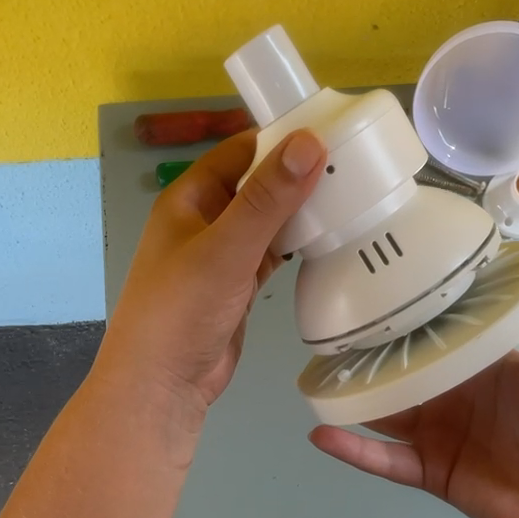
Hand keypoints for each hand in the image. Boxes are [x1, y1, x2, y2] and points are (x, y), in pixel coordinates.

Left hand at [97, 129, 325, 421]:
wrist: (163, 385)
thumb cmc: (182, 309)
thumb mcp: (226, 249)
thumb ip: (267, 199)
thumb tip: (309, 142)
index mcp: (190, 199)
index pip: (240, 152)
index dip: (281, 139)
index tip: (332, 132)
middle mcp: (205, 221)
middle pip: (257, 185)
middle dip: (298, 176)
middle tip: (355, 167)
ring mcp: (222, 256)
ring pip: (267, 221)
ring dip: (300, 213)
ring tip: (353, 198)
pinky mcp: (238, 287)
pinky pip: (271, 254)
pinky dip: (296, 246)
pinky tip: (328, 240)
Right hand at [308, 226, 518, 517]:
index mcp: (485, 362)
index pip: (441, 326)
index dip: (413, 303)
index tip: (376, 272)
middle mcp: (455, 393)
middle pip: (402, 365)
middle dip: (369, 347)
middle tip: (326, 320)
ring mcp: (439, 433)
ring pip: (384, 409)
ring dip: (351, 394)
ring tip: (310, 372)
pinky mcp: (430, 471)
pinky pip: (385, 459)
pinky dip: (354, 449)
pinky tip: (320, 431)